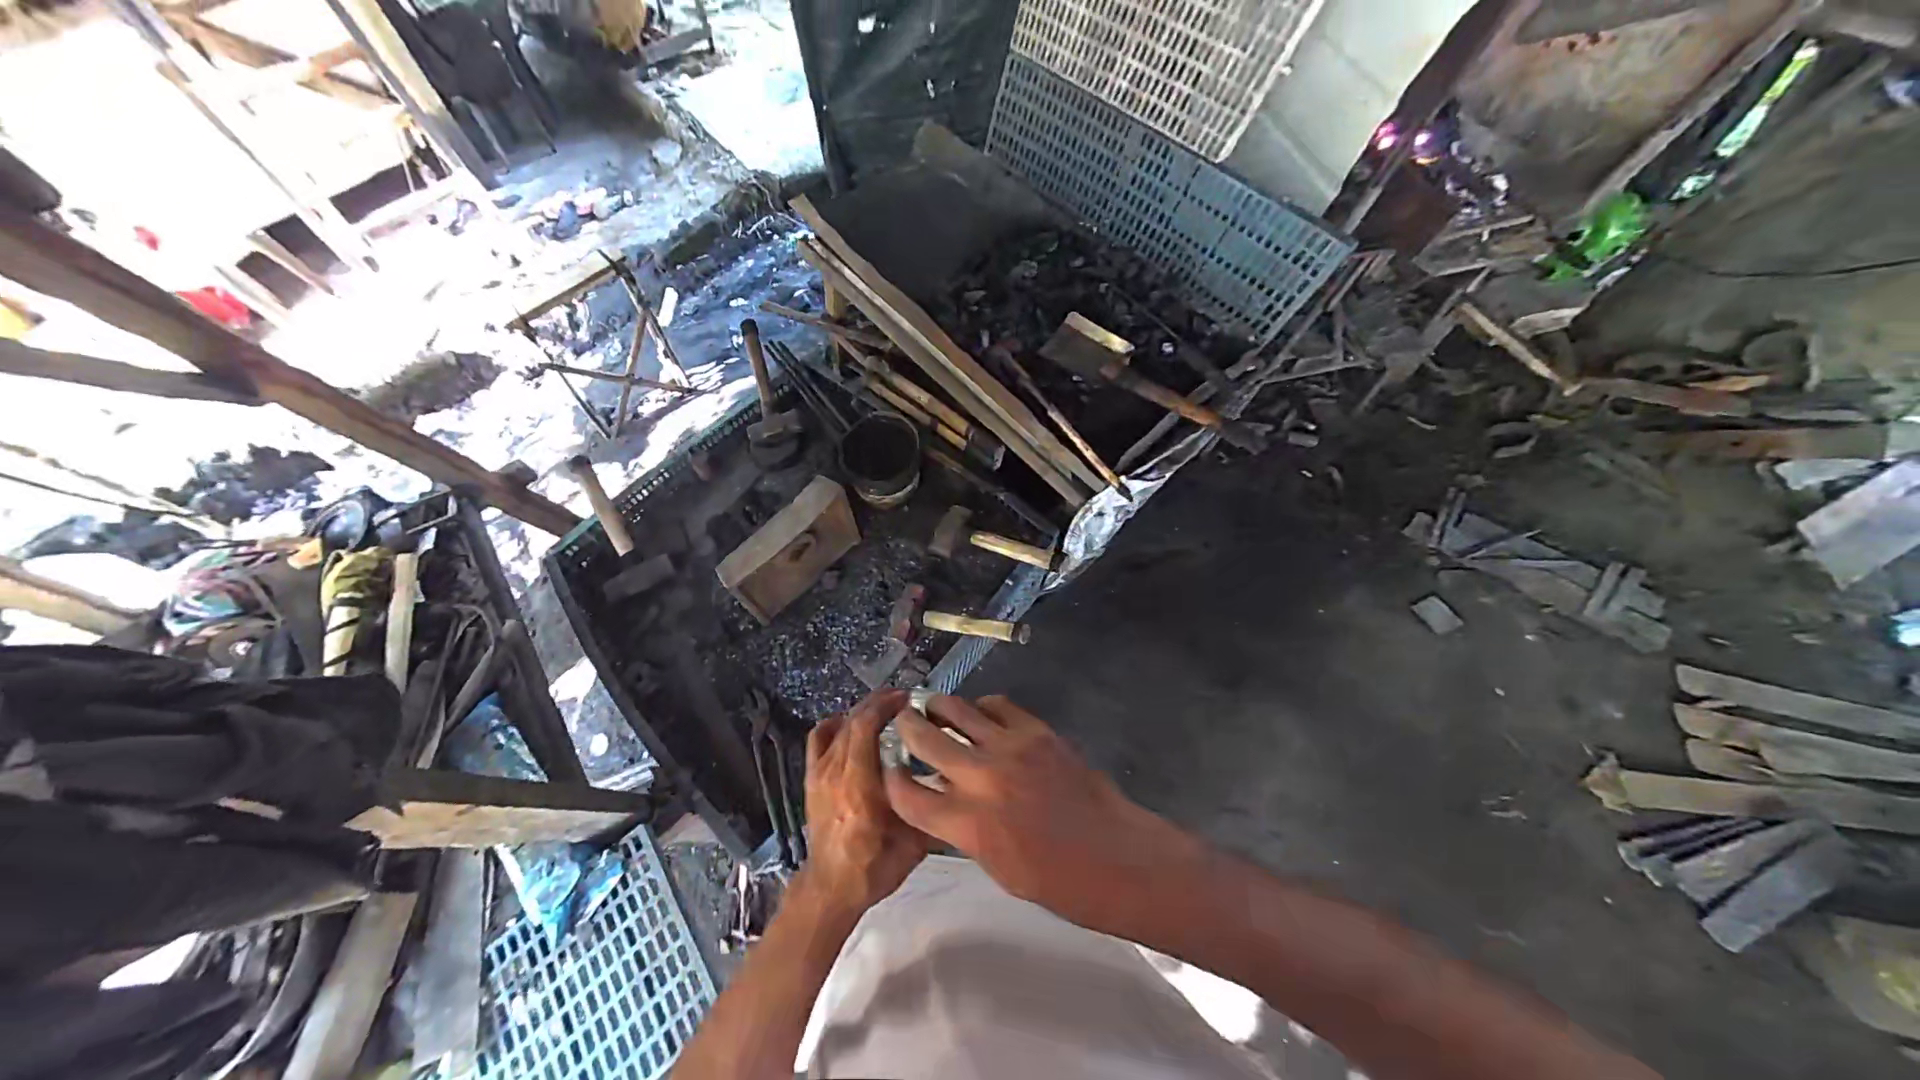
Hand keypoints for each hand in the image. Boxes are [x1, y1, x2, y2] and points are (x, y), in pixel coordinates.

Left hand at [800, 689, 931, 912]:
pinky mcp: (811, 779)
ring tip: (883, 710)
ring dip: (861, 712)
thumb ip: (930, 806)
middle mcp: (836, 771)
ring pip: (838, 726)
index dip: (886, 705)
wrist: (834, 887)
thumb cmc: (876, 864)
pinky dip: (833, 725)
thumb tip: (955, 781)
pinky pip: (818, 739)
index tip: (909, 698)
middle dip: (878, 703)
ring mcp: (820, 774)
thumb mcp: (915, 840)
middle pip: (853, 720)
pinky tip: (849, 724)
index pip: (866, 726)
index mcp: (859, 783)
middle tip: (903, 698)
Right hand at [882, 695, 1196, 933]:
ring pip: (956, 709)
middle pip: (924, 737)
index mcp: (965, 824)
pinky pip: (998, 704)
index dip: (890, 778)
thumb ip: (961, 828)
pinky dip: (982, 707)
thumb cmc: (1056, 881)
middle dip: (906, 728)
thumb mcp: (994, 865)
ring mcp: (1009, 747)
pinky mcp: (1036, 730)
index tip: (889, 769)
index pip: (906, 793)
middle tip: (903, 722)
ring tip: (933, 708)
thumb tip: (944, 797)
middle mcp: (979, 778)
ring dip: (938, 708)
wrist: (1116, 857)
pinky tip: (981, 715)